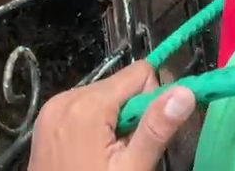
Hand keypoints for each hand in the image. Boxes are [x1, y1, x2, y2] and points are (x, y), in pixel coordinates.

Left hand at [26, 62, 195, 170]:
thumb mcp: (131, 170)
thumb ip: (156, 128)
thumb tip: (187, 90)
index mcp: (87, 104)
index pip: (141, 73)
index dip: (150, 104)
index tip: (138, 139)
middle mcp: (67, 97)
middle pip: (122, 84)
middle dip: (129, 115)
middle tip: (120, 154)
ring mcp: (53, 108)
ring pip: (106, 94)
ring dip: (112, 120)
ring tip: (103, 157)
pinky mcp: (48, 119)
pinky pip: (86, 105)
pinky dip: (94, 124)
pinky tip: (88, 153)